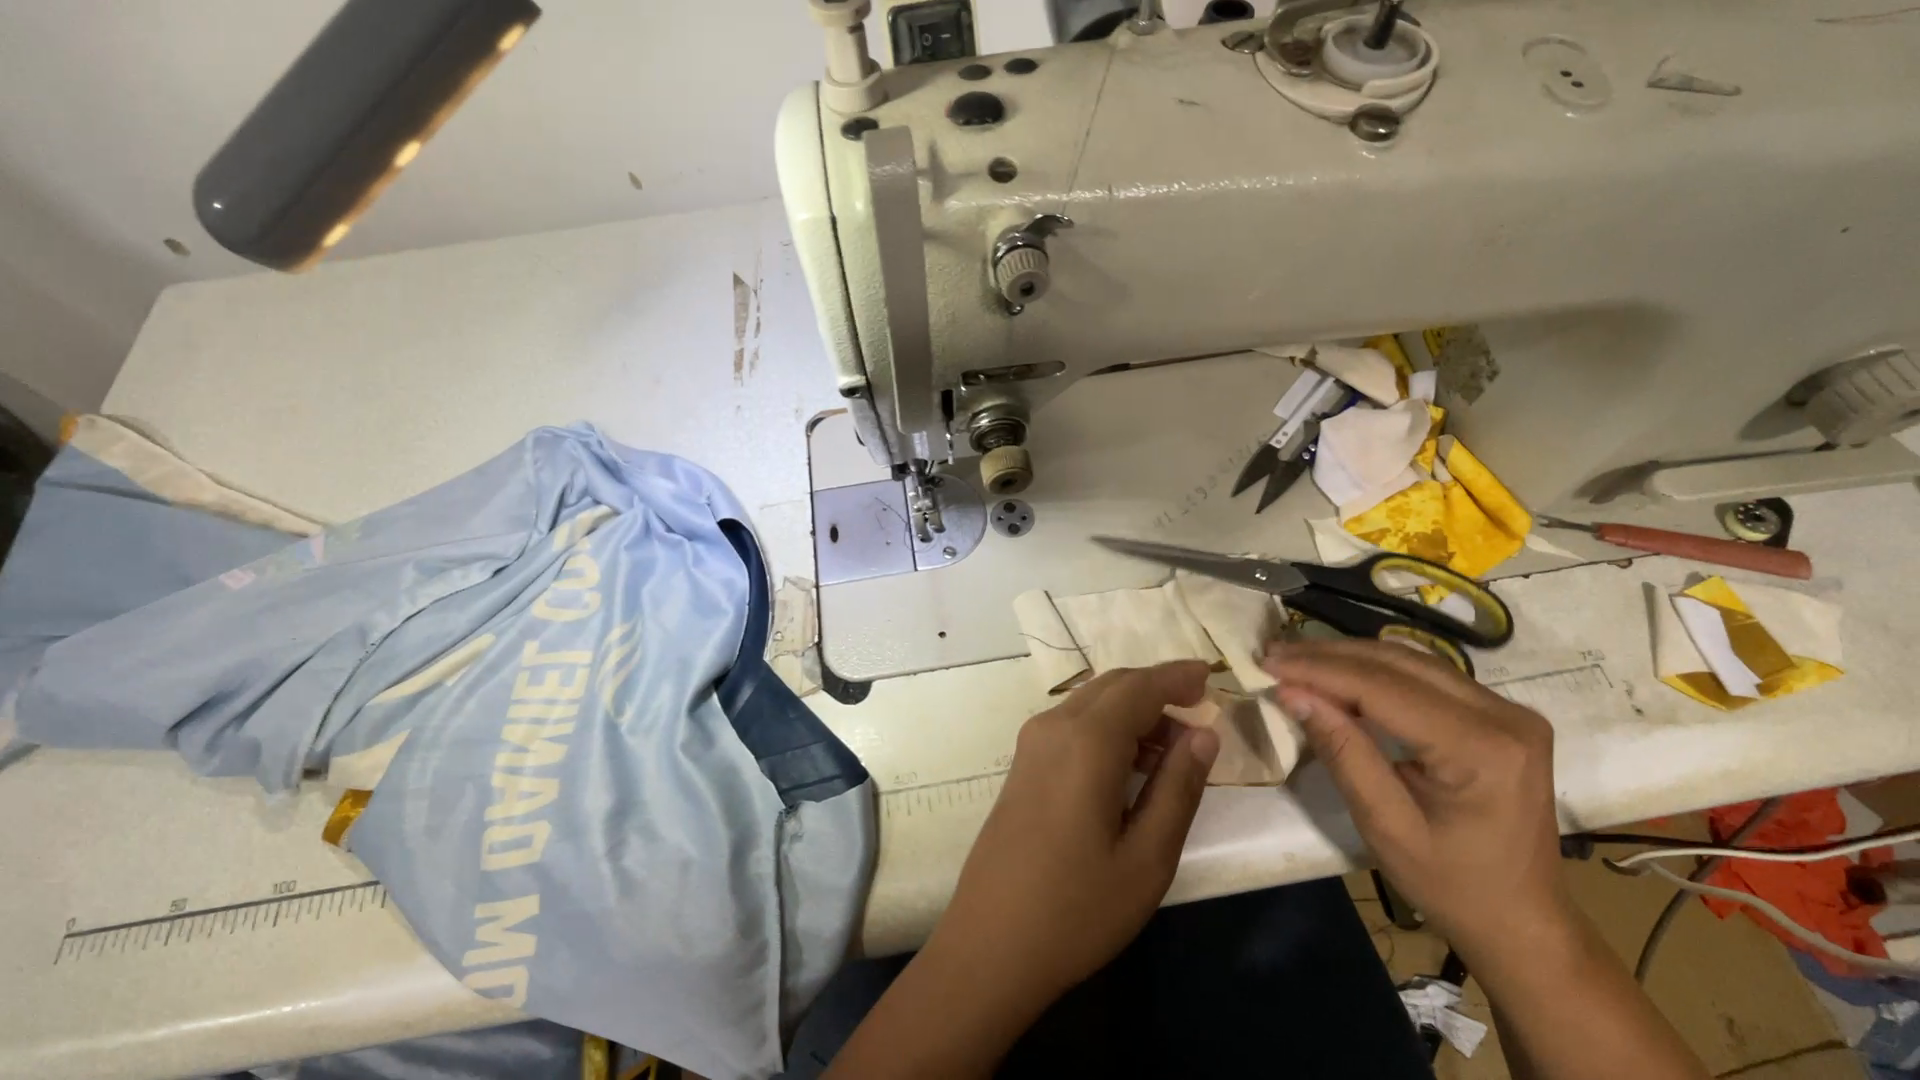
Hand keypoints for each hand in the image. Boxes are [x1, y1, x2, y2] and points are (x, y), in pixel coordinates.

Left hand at [825, 663, 1219, 1078]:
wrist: (991, 946)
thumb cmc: (1078, 909)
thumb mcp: (1148, 857)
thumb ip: (1178, 787)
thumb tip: (1203, 734)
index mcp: (1086, 742)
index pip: (1140, 687)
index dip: (1178, 677)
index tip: (1212, 681)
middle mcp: (1053, 729)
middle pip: (1112, 686)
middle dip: (1158, 691)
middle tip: (1200, 715)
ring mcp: (1030, 747)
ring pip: (1090, 704)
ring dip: (1133, 711)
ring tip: (1175, 749)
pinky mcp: (1021, 769)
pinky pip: (1072, 726)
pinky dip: (1108, 729)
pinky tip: (1131, 766)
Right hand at [1264, 640, 1570, 959]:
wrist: (1521, 919)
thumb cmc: (1451, 885)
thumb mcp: (1385, 826)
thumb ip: (1343, 753)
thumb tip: (1292, 693)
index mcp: (1482, 748)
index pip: (1385, 689)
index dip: (1321, 671)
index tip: (1267, 663)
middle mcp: (1505, 716)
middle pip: (1401, 664)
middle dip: (1330, 657)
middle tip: (1272, 655)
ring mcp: (1509, 712)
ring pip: (1414, 663)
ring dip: (1351, 659)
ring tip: (1296, 660)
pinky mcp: (1502, 716)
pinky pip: (1429, 678)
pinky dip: (1378, 673)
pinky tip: (1340, 674)